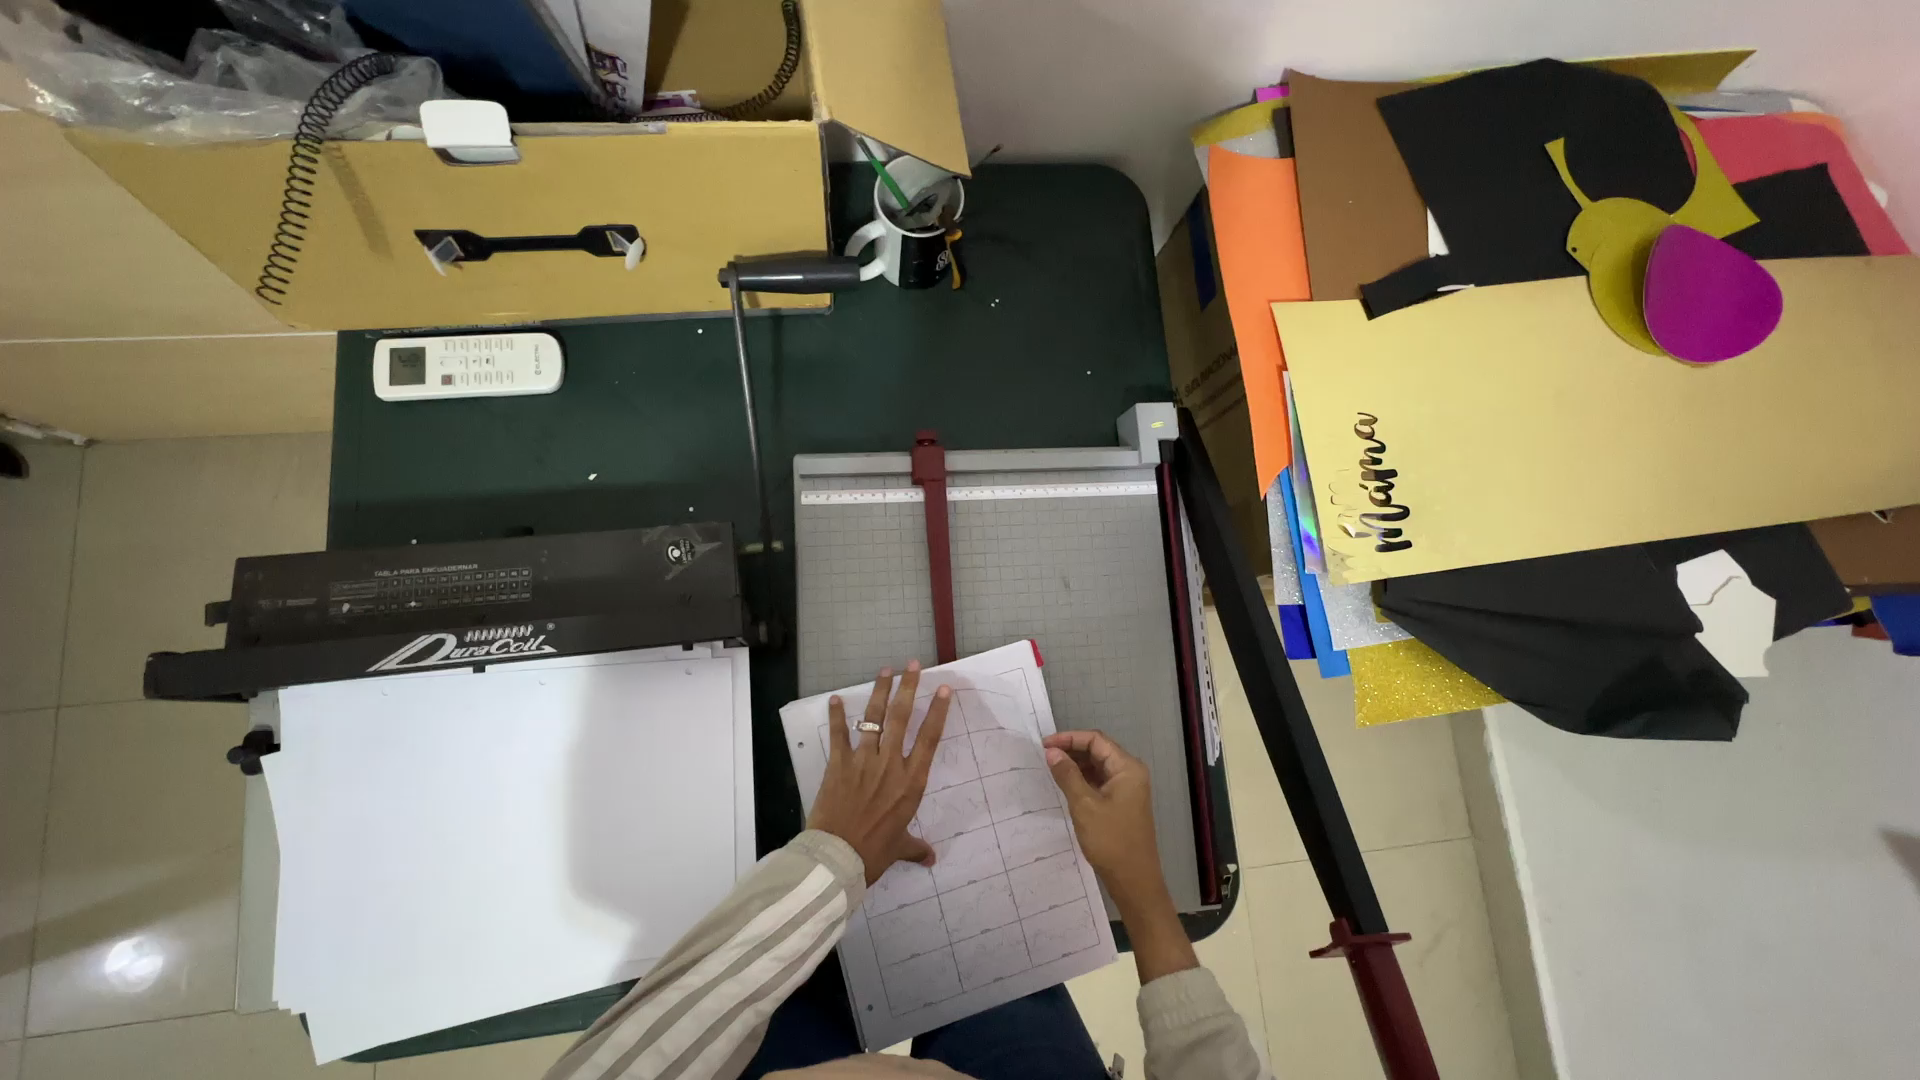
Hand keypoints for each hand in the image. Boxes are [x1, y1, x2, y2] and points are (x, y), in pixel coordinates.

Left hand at [807, 662, 951, 884]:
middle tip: (913, 665)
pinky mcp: (839, 764)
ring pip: (874, 718)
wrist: (838, 856)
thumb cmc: (874, 852)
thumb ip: (916, 847)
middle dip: (909, 688)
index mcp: (911, 782)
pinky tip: (835, 699)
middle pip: (902, 717)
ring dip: (880, 692)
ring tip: (886, 670)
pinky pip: (839, 734)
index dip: (938, 711)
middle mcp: (891, 764)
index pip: (930, 738)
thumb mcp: (900, 848)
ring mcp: (864, 760)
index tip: (944, 689)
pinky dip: (837, 716)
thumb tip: (931, 858)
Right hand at [1045, 728, 1196, 983]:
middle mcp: (1130, 773)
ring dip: (1076, 765)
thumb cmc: (1111, 840)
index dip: (1069, 738)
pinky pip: (1100, 782)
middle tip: (1044, 756)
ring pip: (1098, 766)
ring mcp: (1128, 789)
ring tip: (1051, 769)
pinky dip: (1083, 780)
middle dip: (1072, 750)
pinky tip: (1065, 785)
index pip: (1096, 740)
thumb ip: (1067, 775)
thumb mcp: (1084, 805)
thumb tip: (1051, 752)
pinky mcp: (1122, 803)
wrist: (1134, 881)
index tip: (1044, 745)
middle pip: (1098, 750)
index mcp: (1127, 768)